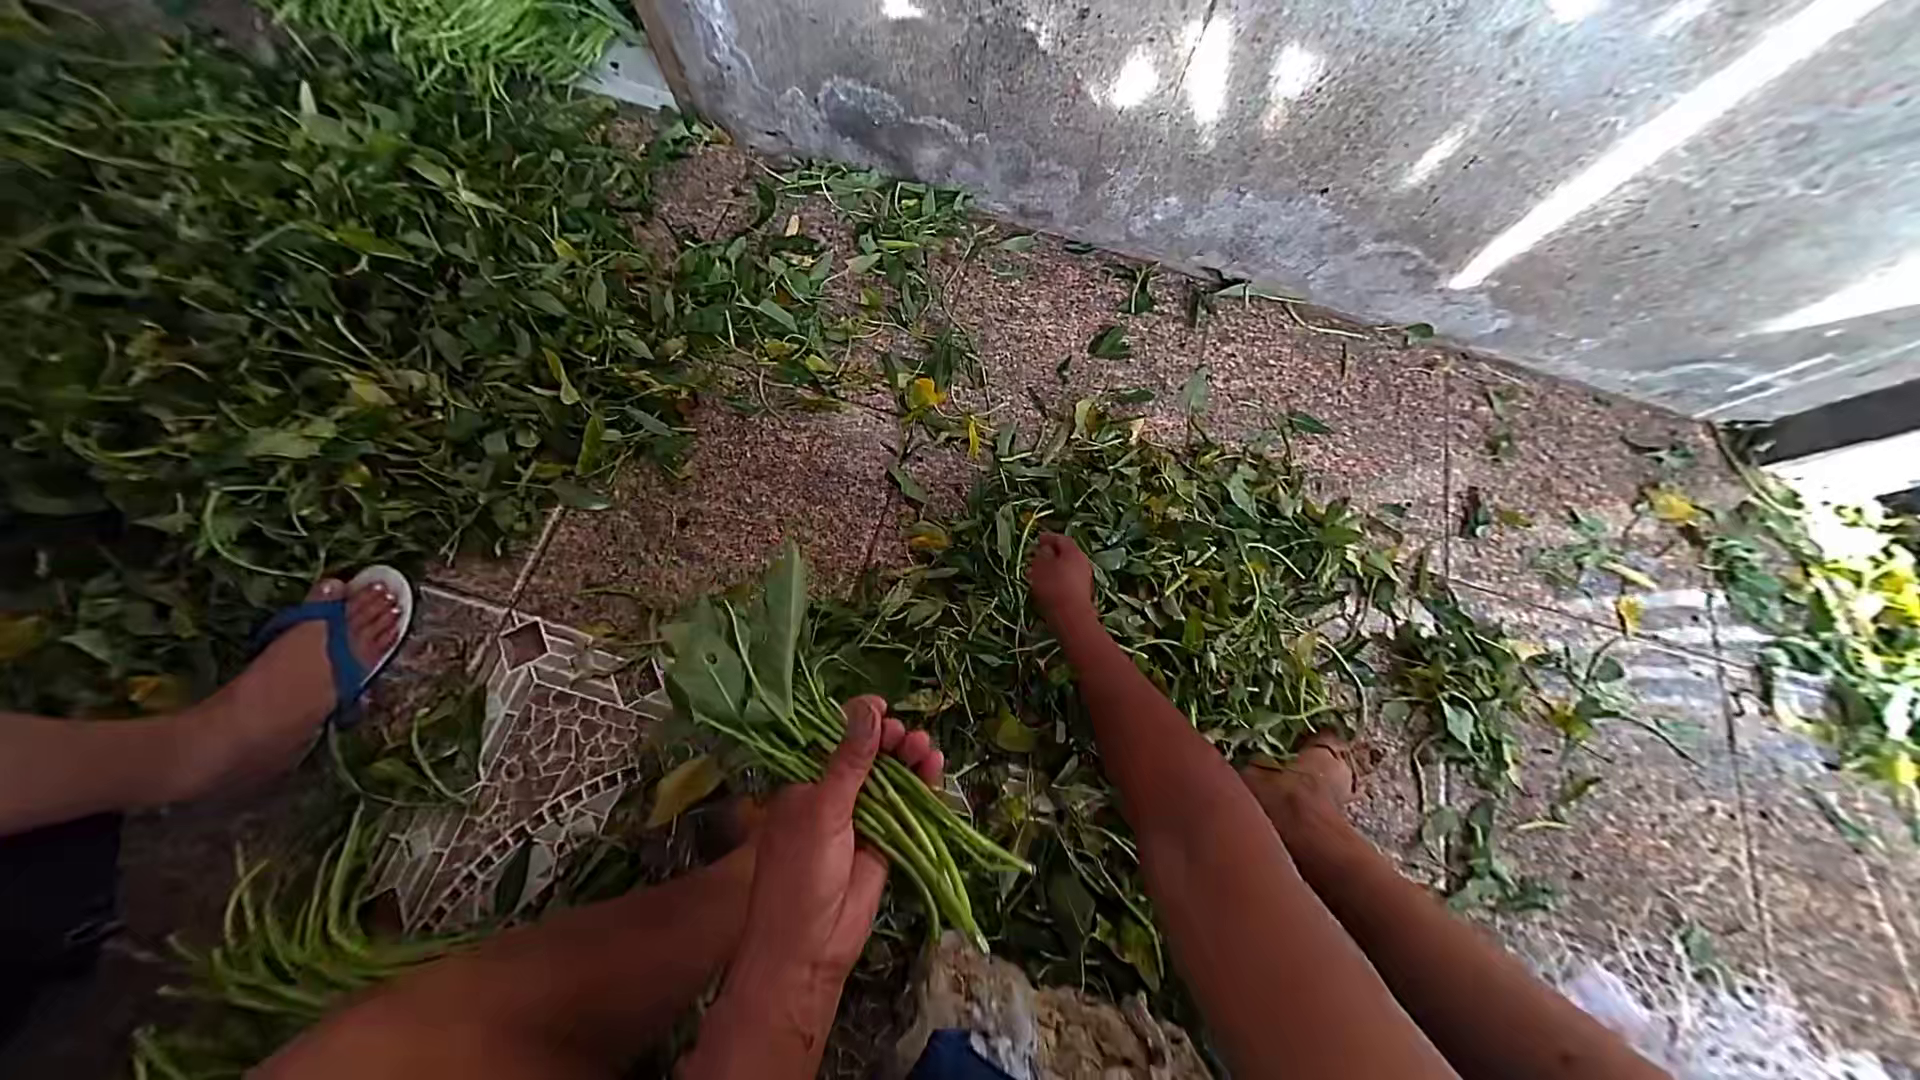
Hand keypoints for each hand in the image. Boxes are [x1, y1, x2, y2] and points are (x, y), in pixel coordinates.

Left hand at [738, 695, 943, 978]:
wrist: (810, 948)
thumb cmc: (802, 873)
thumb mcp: (824, 809)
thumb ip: (850, 760)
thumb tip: (867, 708)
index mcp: (807, 782)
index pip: (835, 739)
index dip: (858, 721)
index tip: (881, 707)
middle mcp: (834, 795)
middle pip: (868, 756)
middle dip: (889, 740)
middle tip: (905, 735)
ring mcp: (861, 817)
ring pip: (891, 778)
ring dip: (909, 759)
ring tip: (925, 747)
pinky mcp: (886, 839)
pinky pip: (907, 806)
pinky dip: (922, 787)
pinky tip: (934, 768)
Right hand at [1028, 532, 1096, 630]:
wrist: (1071, 617)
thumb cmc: (1053, 587)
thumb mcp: (1041, 567)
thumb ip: (1041, 554)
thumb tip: (1045, 549)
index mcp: (1074, 552)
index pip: (1061, 539)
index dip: (1048, 538)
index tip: (1037, 539)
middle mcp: (1082, 562)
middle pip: (1065, 554)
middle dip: (1049, 555)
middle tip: (1035, 557)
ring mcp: (1084, 578)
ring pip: (1065, 568)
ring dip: (1051, 569)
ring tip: (1035, 574)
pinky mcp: (1082, 593)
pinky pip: (1067, 581)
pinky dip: (1056, 580)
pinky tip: (1045, 587)